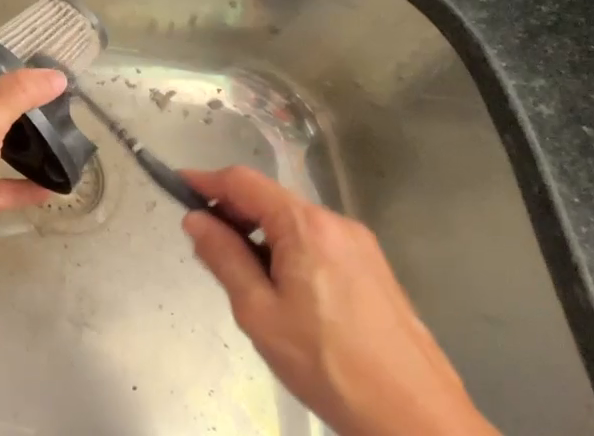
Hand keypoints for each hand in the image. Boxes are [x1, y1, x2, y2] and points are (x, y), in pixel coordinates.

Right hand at [182, 166, 498, 435]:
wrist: (416, 421)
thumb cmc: (328, 365)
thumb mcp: (258, 313)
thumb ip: (223, 258)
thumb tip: (196, 220)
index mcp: (306, 227)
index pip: (243, 181)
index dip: (205, 181)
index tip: (176, 188)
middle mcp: (338, 225)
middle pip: (270, 199)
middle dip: (233, 214)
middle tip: (207, 248)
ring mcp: (362, 248)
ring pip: (294, 223)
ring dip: (260, 235)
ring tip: (245, 279)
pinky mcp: (376, 272)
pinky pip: (318, 244)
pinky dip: (289, 251)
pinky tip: (284, 293)